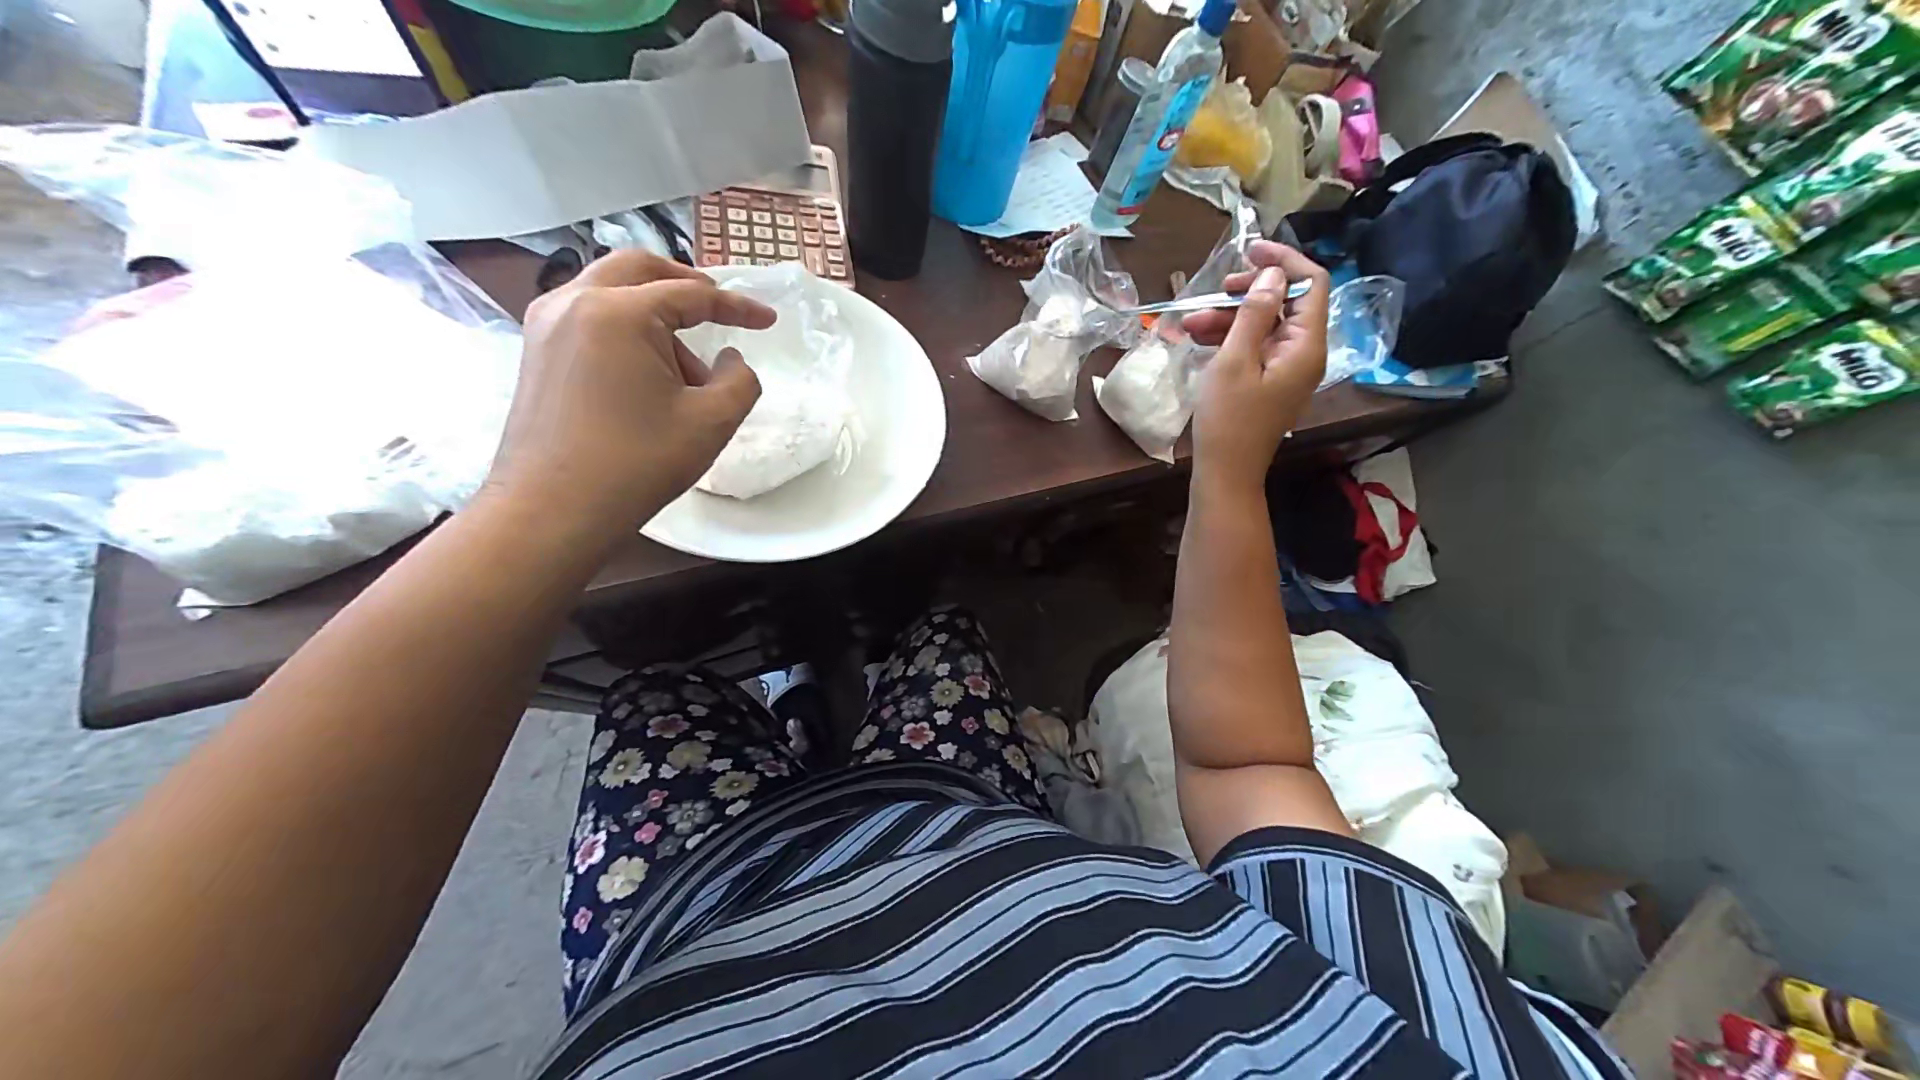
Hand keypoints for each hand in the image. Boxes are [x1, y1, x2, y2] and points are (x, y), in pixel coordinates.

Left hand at [482, 251, 774, 541]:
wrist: (552, 511)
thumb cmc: (636, 463)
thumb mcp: (712, 422)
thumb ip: (740, 380)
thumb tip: (730, 360)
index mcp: (618, 312)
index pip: (691, 295)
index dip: (737, 307)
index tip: (768, 321)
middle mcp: (574, 302)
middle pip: (639, 269)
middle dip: (686, 285)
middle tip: (719, 311)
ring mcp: (546, 326)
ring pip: (612, 293)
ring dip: (657, 316)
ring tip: (687, 374)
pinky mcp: (537, 352)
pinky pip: (590, 319)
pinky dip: (626, 331)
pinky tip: (648, 377)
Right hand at [1182, 241, 1329, 486]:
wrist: (1226, 472)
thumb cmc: (1228, 419)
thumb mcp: (1234, 360)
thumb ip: (1254, 313)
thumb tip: (1272, 275)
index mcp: (1306, 345)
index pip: (1312, 284)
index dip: (1284, 261)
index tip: (1248, 248)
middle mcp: (1305, 354)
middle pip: (1286, 304)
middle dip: (1248, 292)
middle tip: (1215, 290)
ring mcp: (1287, 370)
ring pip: (1264, 326)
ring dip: (1230, 318)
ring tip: (1190, 323)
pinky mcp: (1270, 383)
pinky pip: (1255, 348)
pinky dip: (1230, 339)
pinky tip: (1200, 340)